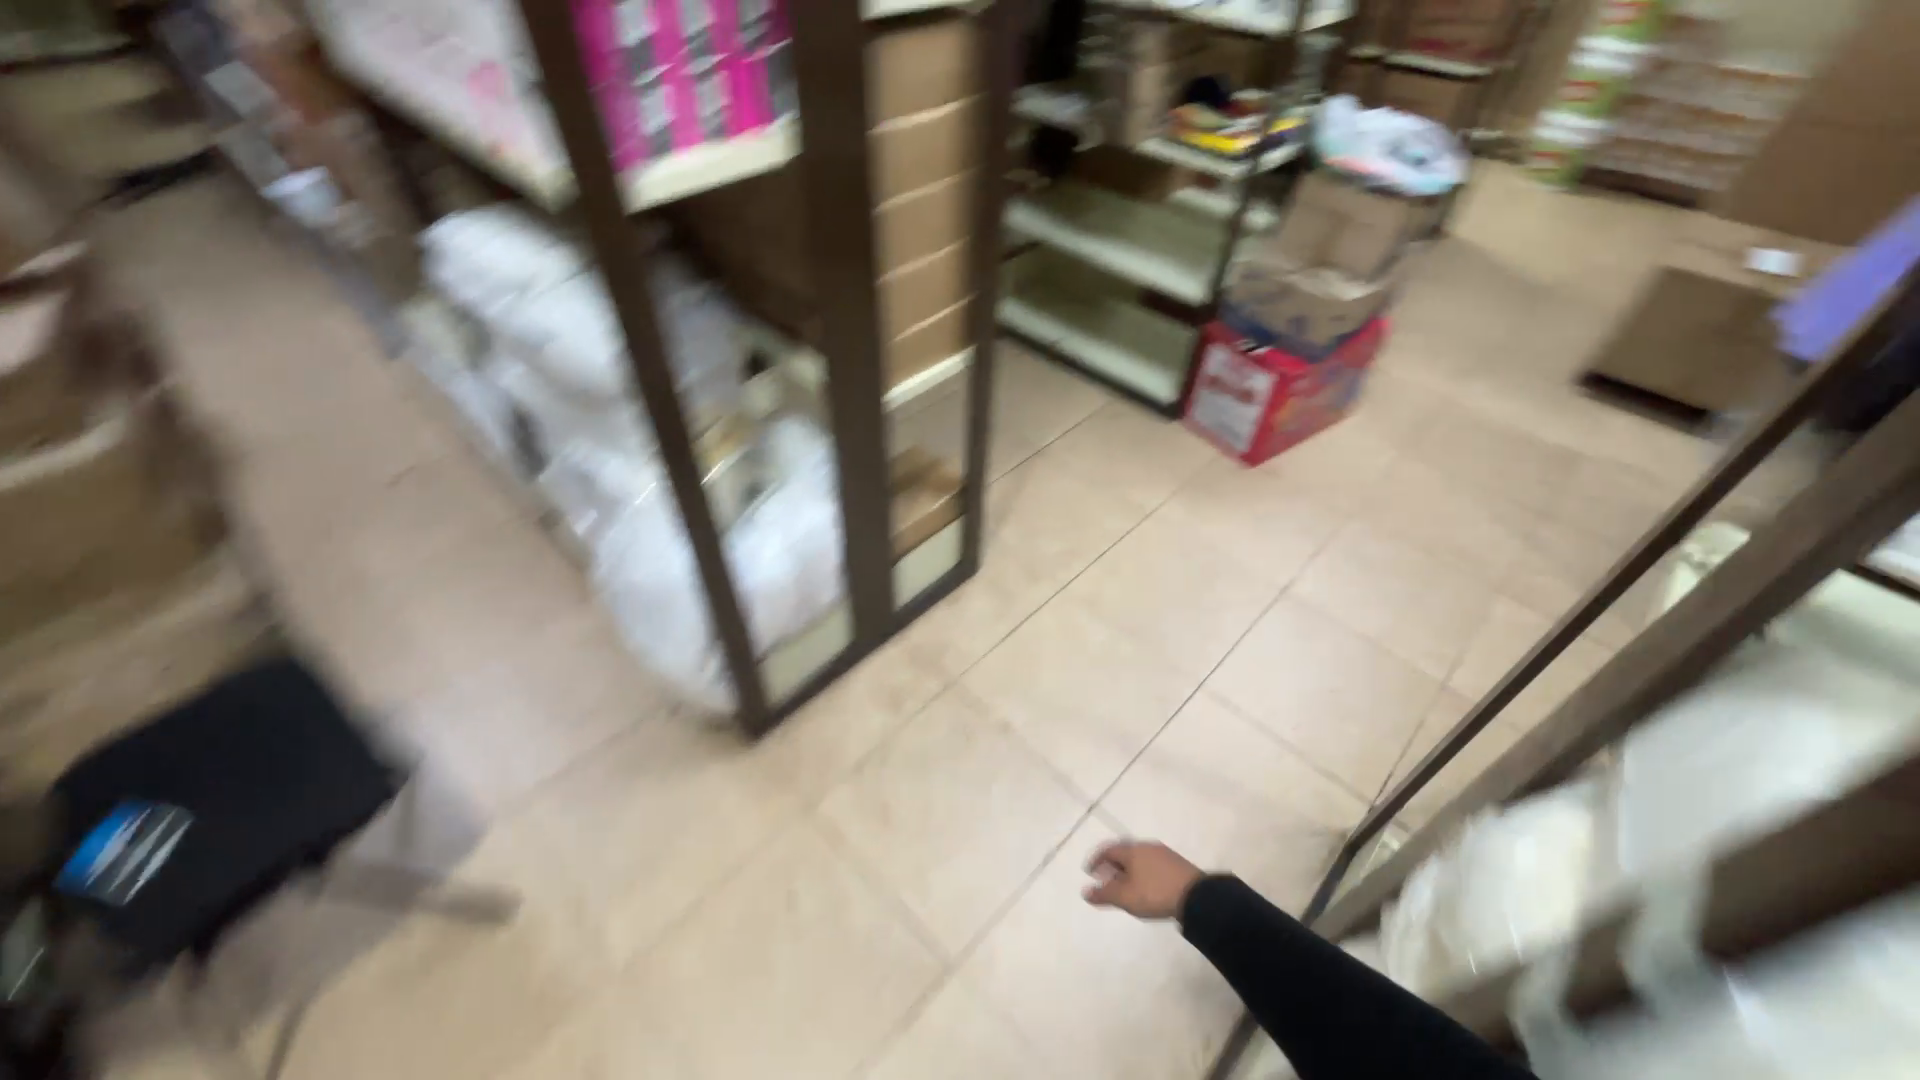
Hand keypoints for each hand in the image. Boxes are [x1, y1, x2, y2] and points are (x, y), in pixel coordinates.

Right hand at [1083, 840, 1203, 919]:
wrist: (1196, 897)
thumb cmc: (1154, 894)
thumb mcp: (1125, 897)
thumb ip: (1104, 894)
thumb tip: (1085, 892)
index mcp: (1131, 850)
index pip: (1107, 850)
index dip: (1096, 860)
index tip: (1090, 872)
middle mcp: (1146, 846)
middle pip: (1123, 852)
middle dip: (1112, 865)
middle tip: (1107, 880)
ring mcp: (1163, 853)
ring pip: (1138, 858)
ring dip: (1128, 869)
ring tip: (1126, 886)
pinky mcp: (1176, 863)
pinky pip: (1151, 863)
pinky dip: (1142, 872)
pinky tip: (1146, 886)